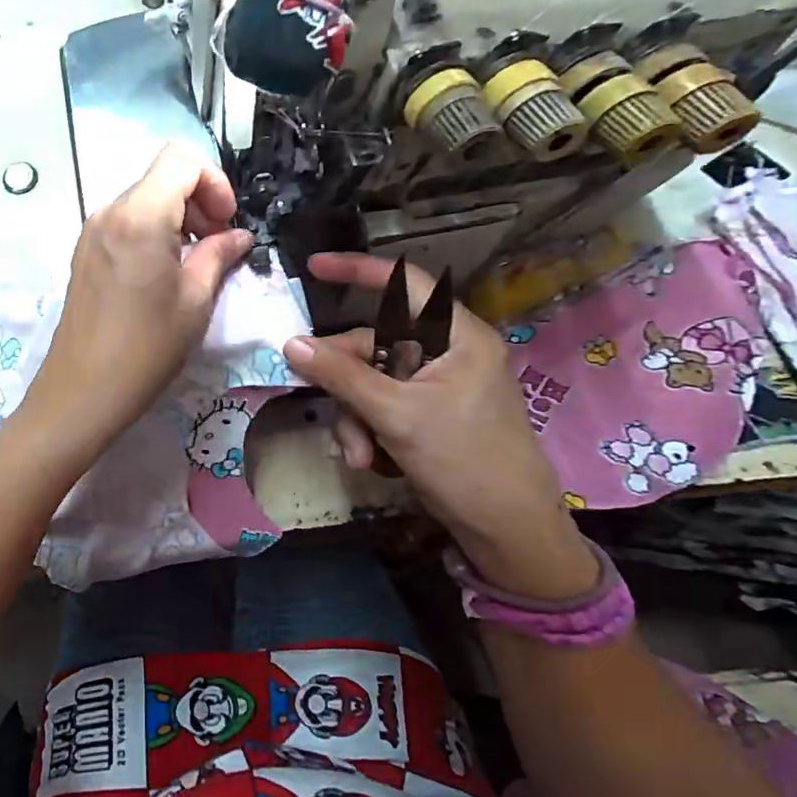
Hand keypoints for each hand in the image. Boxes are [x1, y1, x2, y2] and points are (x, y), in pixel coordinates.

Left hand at [29, 144, 251, 442]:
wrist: (82, 392)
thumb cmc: (146, 348)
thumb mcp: (195, 301)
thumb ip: (219, 256)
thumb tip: (238, 236)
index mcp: (139, 216)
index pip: (180, 160)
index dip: (214, 182)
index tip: (227, 222)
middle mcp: (108, 213)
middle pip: (161, 178)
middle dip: (198, 201)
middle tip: (217, 245)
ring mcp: (90, 233)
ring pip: (143, 201)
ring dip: (176, 218)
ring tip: (194, 262)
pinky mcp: (83, 254)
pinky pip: (125, 224)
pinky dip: (152, 233)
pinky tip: (163, 273)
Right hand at [281, 252, 598, 598]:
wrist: (506, 529)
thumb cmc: (463, 460)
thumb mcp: (394, 415)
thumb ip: (341, 375)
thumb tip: (290, 343)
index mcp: (457, 337)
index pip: (405, 286)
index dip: (358, 271)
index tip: (314, 268)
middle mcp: (447, 353)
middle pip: (374, 346)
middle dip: (347, 386)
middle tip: (327, 410)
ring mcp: (436, 386)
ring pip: (371, 383)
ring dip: (355, 418)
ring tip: (360, 456)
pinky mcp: (427, 414)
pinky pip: (381, 407)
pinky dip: (369, 431)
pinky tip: (372, 462)